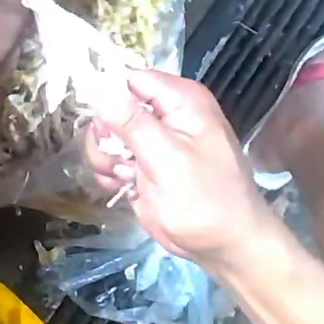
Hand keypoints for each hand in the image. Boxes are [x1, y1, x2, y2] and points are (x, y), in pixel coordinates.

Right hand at [82, 70, 279, 271]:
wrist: (225, 245)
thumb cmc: (205, 200)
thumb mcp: (168, 159)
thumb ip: (133, 123)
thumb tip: (100, 88)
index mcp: (181, 100)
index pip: (131, 78)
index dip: (107, 94)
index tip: (97, 122)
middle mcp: (166, 113)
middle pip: (112, 106)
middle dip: (106, 134)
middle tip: (120, 158)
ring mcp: (153, 139)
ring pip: (107, 134)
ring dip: (106, 157)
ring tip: (126, 176)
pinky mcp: (144, 164)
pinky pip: (112, 157)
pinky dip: (111, 173)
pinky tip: (126, 187)